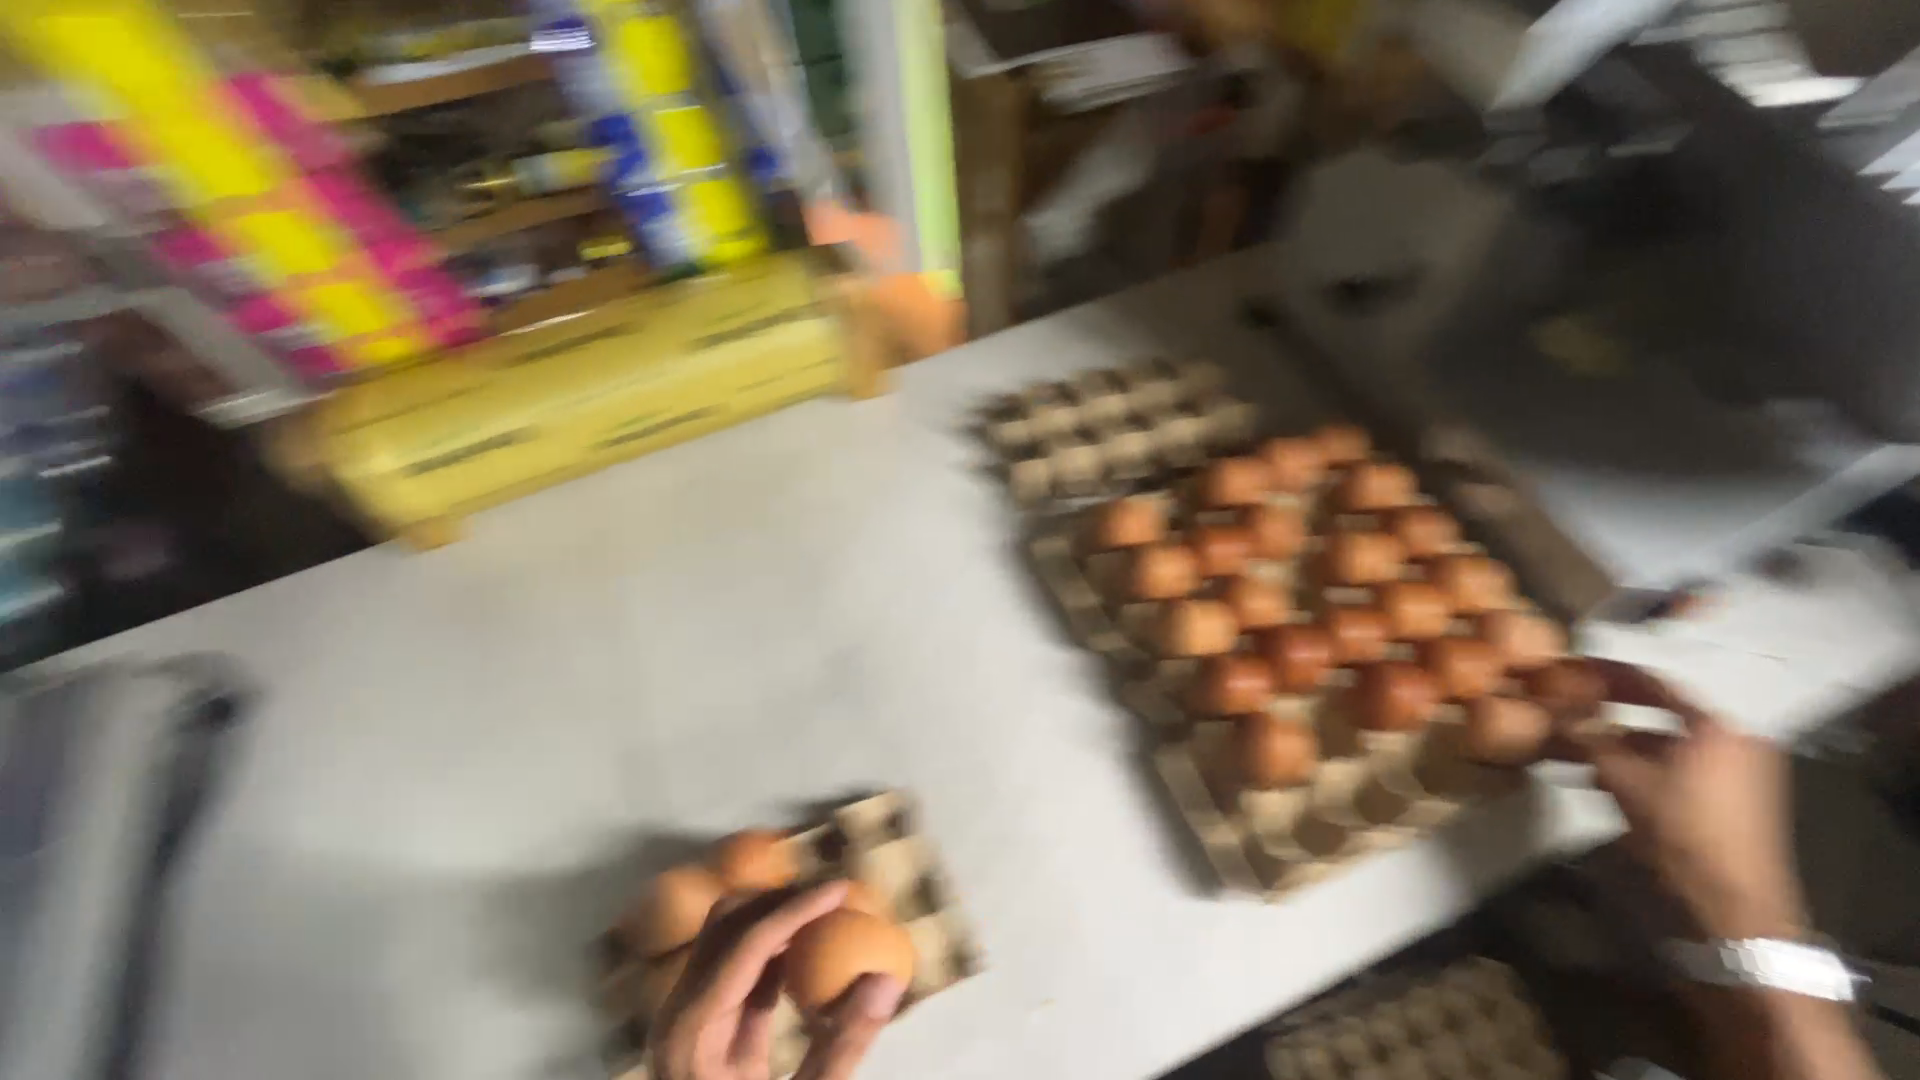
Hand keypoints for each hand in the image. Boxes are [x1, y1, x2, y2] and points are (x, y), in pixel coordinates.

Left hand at [651, 881, 905, 1079]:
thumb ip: (842, 1045)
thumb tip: (886, 979)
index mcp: (692, 1031)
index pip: (746, 944)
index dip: (796, 908)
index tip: (843, 888)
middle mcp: (680, 1010)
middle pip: (728, 924)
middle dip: (785, 900)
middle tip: (839, 897)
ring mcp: (687, 1012)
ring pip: (730, 934)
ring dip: (781, 918)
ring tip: (833, 914)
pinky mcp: (705, 1020)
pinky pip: (739, 964)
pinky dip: (777, 948)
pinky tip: (814, 951)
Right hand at [1577, 660, 1807, 940]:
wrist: (1731, 901)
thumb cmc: (1677, 827)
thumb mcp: (1621, 776)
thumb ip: (1586, 735)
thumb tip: (1551, 705)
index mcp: (1716, 728)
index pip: (1652, 682)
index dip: (1606, 672)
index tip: (1567, 666)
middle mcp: (1734, 740)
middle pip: (1657, 712)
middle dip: (1607, 710)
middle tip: (1563, 704)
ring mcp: (1737, 771)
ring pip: (1662, 742)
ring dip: (1616, 741)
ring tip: (1570, 747)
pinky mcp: (1731, 797)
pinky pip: (1675, 765)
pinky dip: (1637, 764)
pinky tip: (1598, 776)